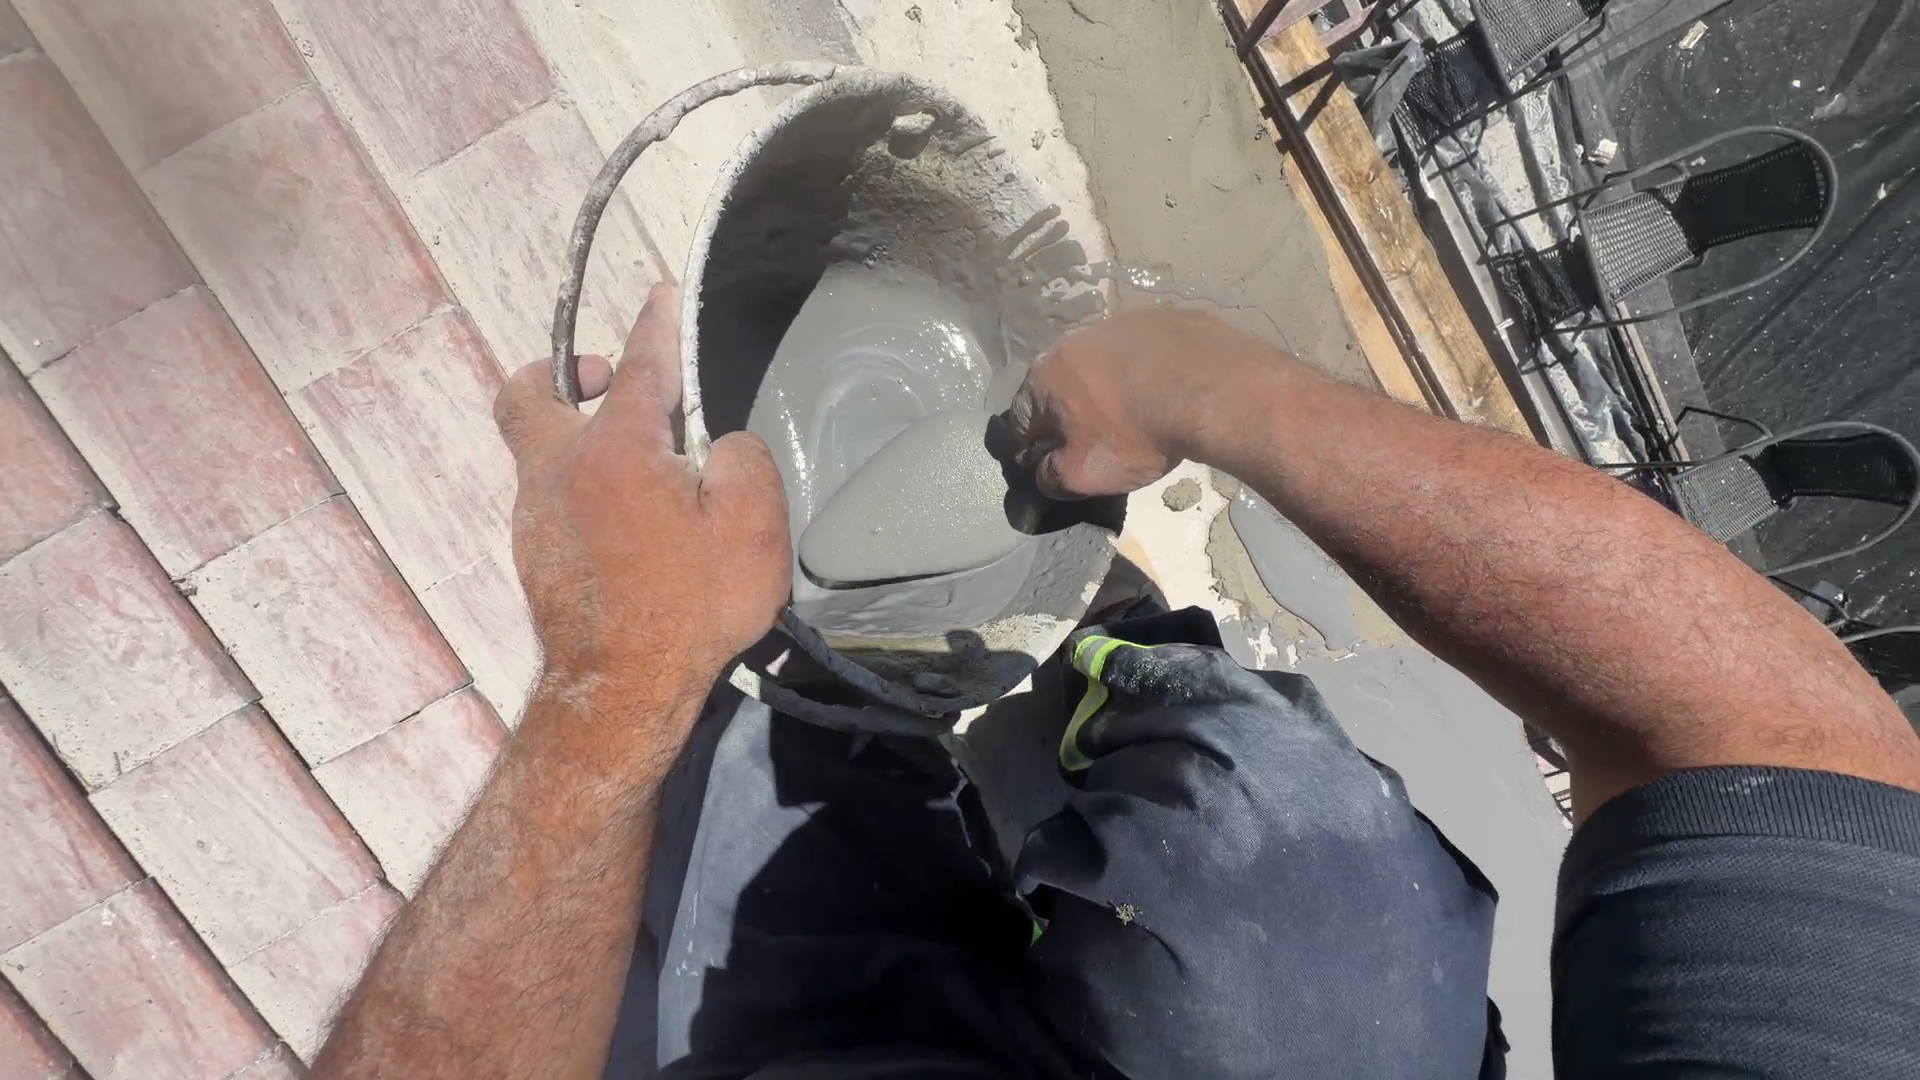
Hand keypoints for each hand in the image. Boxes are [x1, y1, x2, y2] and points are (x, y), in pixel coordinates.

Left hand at [495, 285, 790, 730]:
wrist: (624, 690)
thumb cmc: (694, 603)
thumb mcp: (754, 525)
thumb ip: (743, 459)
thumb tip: (718, 446)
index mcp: (618, 449)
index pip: (640, 363)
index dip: (658, 322)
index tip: (664, 292)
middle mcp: (561, 469)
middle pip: (529, 393)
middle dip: (562, 369)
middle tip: (606, 382)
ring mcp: (536, 514)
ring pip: (538, 447)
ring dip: (578, 434)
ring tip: (640, 467)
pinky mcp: (534, 554)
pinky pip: (550, 495)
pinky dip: (582, 485)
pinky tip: (628, 524)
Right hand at [1009, 308, 1264, 497]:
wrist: (1212, 389)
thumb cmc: (1135, 434)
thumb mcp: (1083, 475)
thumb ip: (1051, 477)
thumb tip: (1043, 473)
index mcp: (1045, 376)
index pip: (1022, 418)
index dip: (1034, 447)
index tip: (1054, 463)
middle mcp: (1074, 340)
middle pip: (1062, 385)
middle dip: (1070, 412)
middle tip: (1096, 439)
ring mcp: (1120, 322)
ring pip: (1102, 364)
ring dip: (1108, 387)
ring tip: (1136, 414)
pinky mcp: (1162, 317)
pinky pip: (1144, 351)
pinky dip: (1146, 370)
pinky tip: (1168, 391)